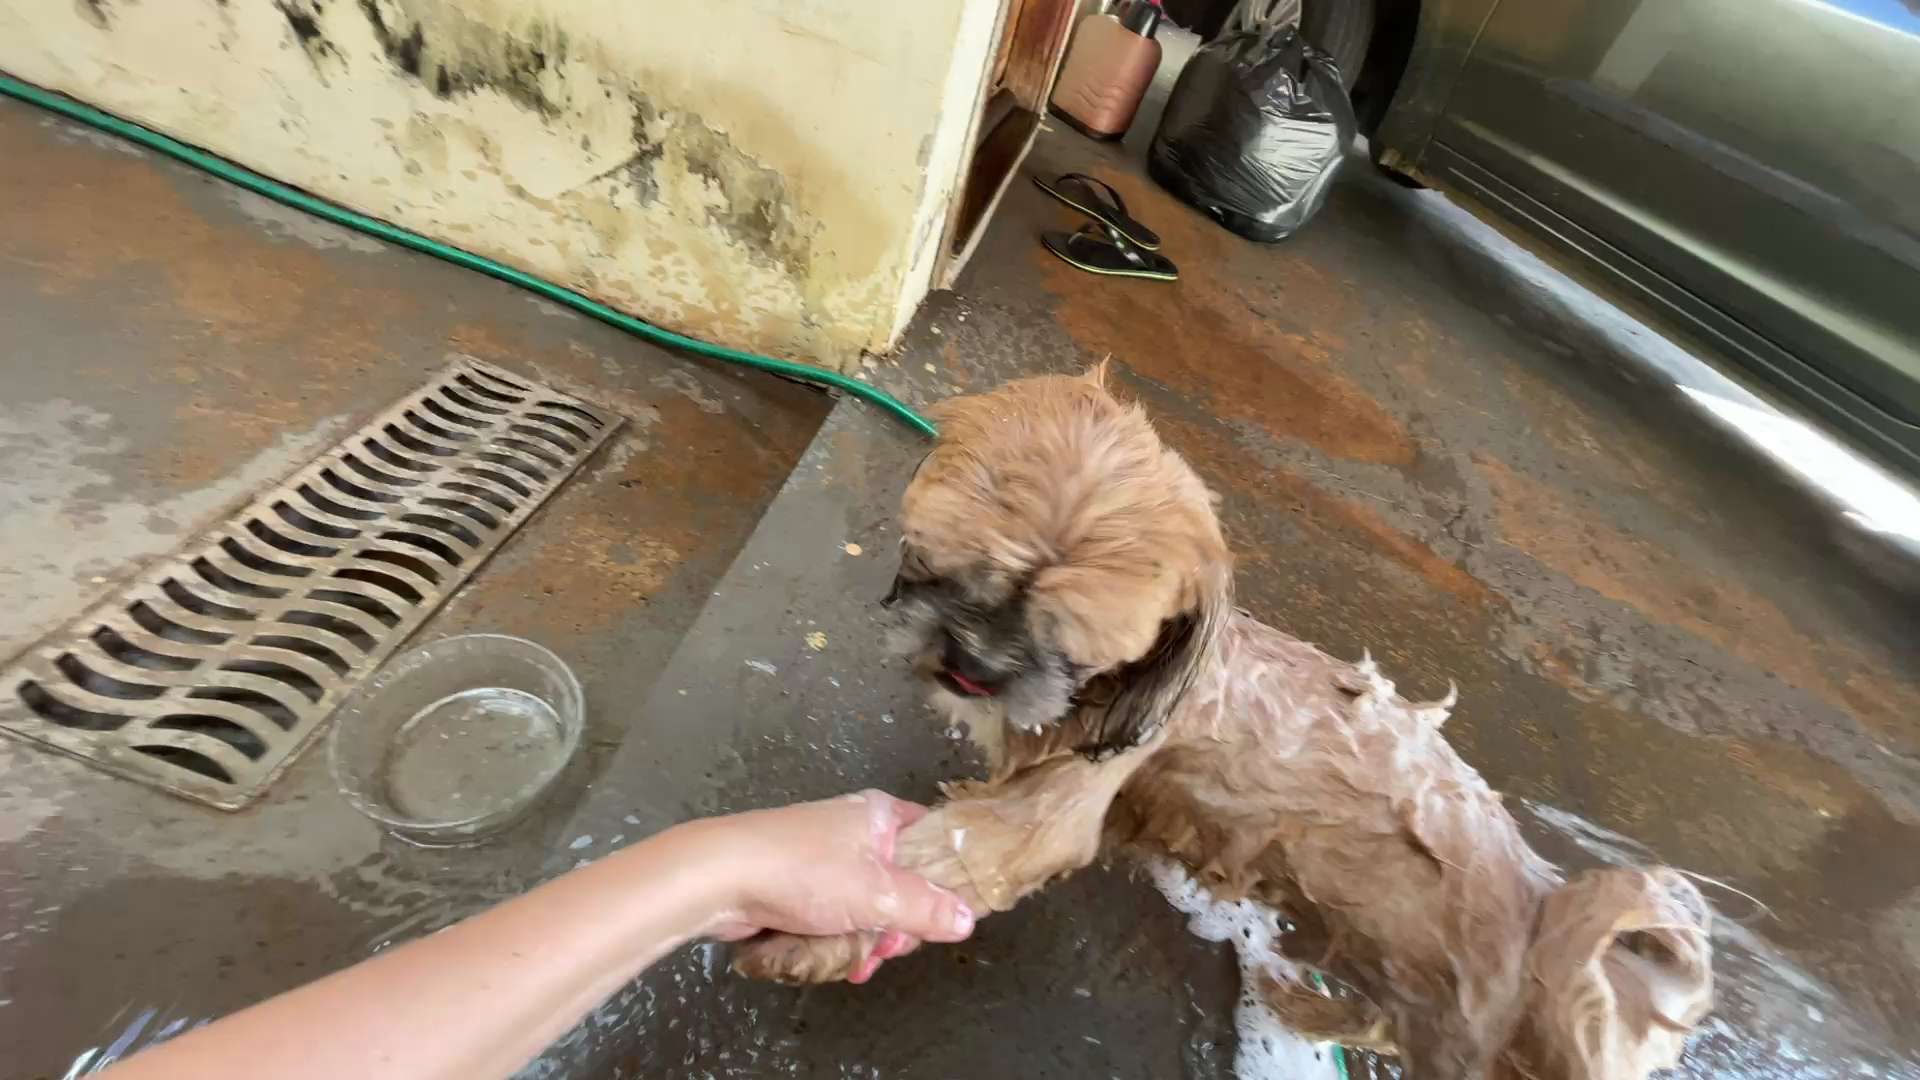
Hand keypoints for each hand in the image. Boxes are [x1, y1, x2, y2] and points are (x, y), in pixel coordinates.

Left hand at [687, 791, 975, 981]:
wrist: (722, 876)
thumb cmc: (803, 871)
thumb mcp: (875, 893)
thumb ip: (926, 908)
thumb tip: (969, 918)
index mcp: (880, 815)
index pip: (931, 836)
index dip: (944, 874)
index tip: (945, 911)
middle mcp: (856, 830)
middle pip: (901, 880)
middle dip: (898, 922)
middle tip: (889, 945)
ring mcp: (827, 856)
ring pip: (868, 904)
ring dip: (868, 938)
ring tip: (857, 962)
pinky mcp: (801, 882)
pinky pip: (837, 913)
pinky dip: (840, 938)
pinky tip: (836, 962)